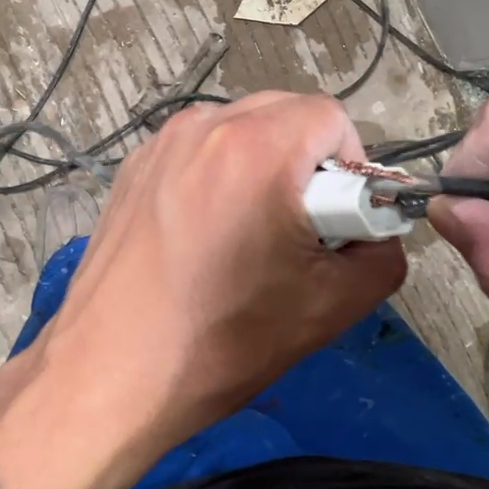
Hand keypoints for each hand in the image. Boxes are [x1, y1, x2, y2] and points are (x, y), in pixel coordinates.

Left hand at [0, 93, 406, 488]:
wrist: (107, 376)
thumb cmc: (222, 339)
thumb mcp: (328, 308)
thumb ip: (381, 257)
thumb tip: (380, 234)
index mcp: (258, 148)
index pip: (330, 116)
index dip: (350, 163)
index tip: (338, 216)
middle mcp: (207, 126)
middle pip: (285, 111)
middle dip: (308, 159)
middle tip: (302, 224)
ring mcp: (162, 143)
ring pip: (240, 126)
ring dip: (263, 162)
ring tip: (250, 231)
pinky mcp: (134, 166)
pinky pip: (198, 147)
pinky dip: (218, 172)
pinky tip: (204, 233)